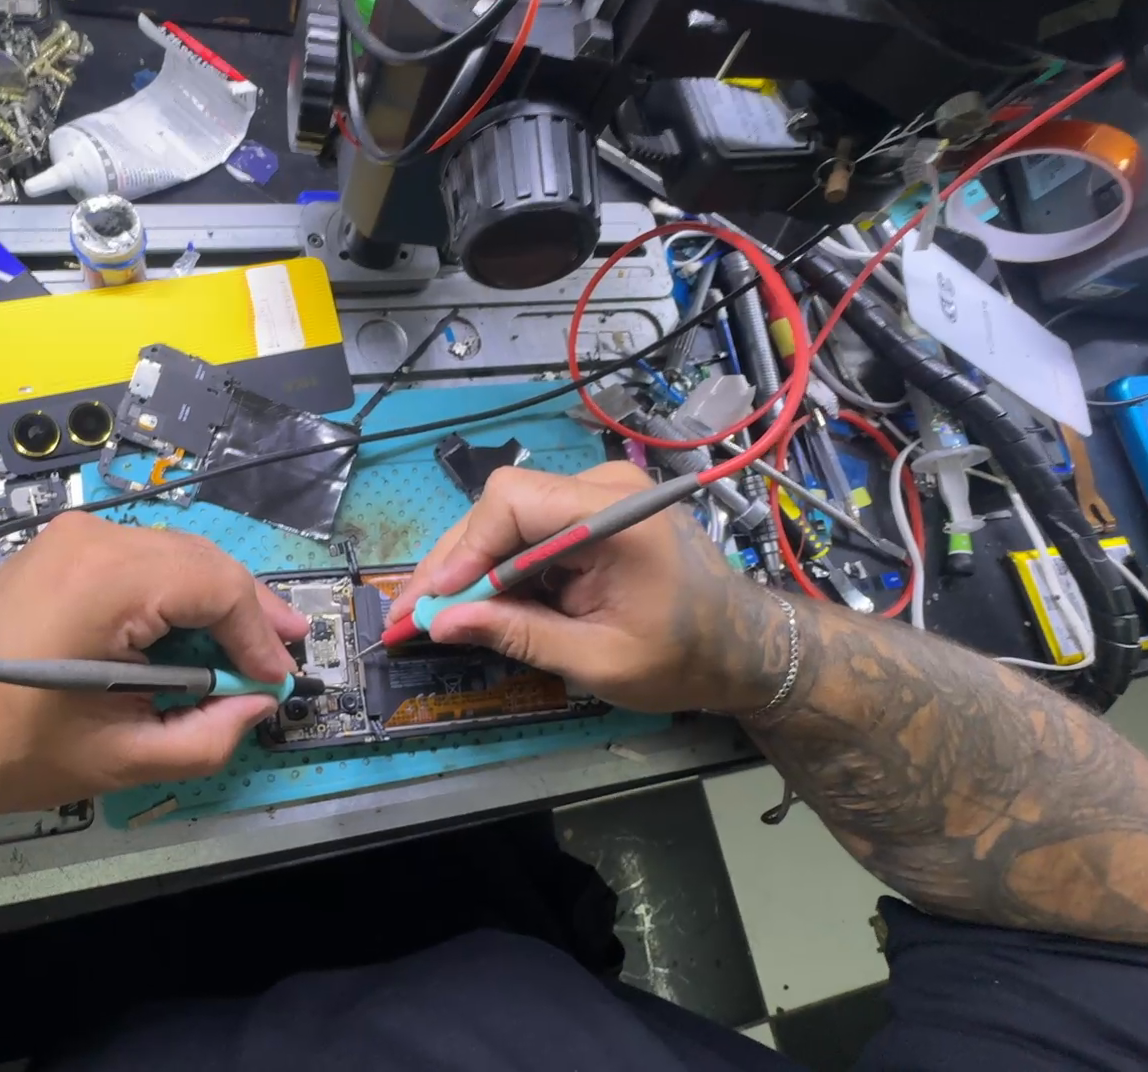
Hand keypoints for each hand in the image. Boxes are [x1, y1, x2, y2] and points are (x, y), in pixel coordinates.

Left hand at [0, 513, 307, 817]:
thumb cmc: (1, 750)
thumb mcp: (116, 759)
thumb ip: (205, 736)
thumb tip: (257, 704)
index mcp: (107, 580)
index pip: (219, 586)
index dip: (259, 634)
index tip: (278, 677)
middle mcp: (94, 538)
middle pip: (205, 562)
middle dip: (249, 610)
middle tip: (285, 647)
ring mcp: (73, 536)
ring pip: (179, 556)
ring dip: (217, 600)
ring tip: (249, 641)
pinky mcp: (62, 549)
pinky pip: (144, 560)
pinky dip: (177, 594)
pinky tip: (193, 628)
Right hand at [389, 462, 784, 714]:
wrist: (740, 645)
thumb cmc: (683, 658)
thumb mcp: (598, 660)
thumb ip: (519, 635)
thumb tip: (442, 623)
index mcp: (616, 516)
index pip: (514, 502)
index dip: (465, 549)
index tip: (434, 600)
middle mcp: (600, 488)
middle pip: (498, 509)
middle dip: (450, 564)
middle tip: (407, 614)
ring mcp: (591, 497)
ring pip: (501, 521)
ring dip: (462, 568)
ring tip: (426, 613)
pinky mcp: (582, 515)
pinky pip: (520, 534)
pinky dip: (490, 569)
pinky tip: (464, 601)